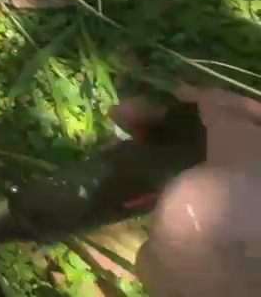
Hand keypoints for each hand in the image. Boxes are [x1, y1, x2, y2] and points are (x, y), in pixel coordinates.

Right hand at [117, 88, 260, 295]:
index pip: (258, 120)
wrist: (209, 275)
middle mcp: (252, 180)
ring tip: (121, 119)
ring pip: (191, 147)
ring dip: (153, 127)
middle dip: (177, 114)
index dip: (225, 102)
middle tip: (140, 108)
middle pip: (222, 133)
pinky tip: (122, 144)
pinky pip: (171, 166)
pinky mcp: (191, 205)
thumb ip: (232, 121)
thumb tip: (210, 96)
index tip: (183, 93)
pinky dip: (146, 150)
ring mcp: (224, 195)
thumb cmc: (236, 213)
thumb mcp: (244, 159)